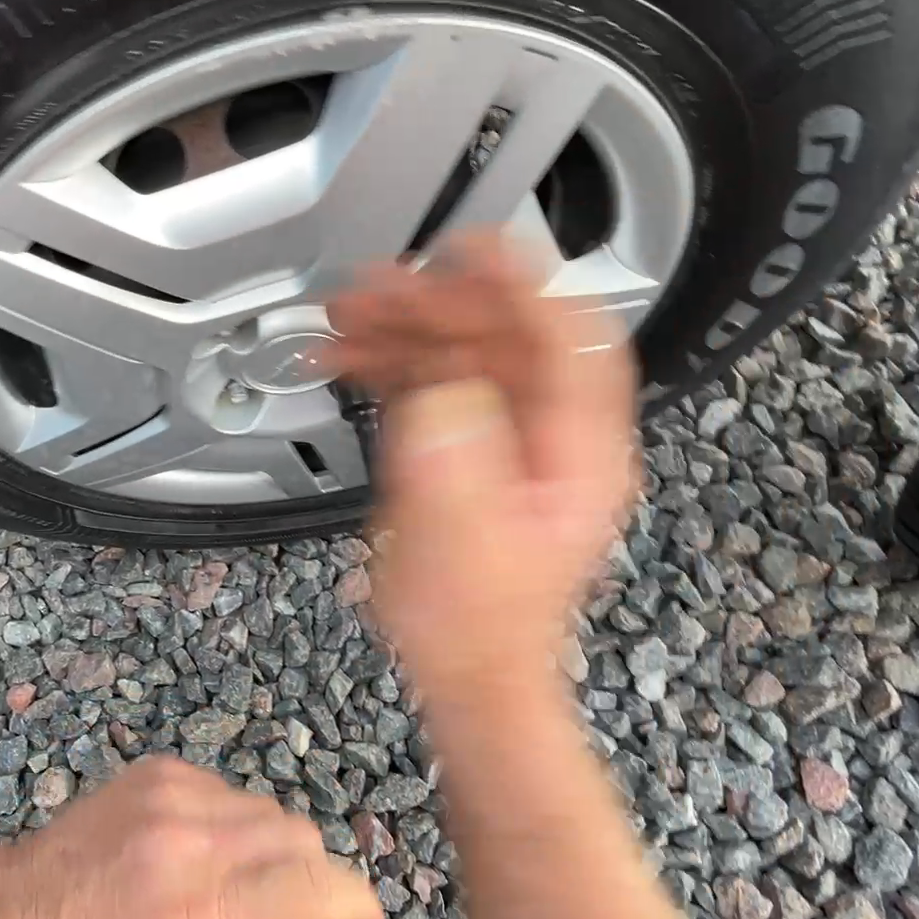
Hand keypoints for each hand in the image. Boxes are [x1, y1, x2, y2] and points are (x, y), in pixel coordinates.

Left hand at [0, 757, 384, 918]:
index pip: (323, 887)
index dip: (357, 906)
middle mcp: (191, 846)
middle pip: (304, 838)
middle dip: (311, 877)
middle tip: (285, 914)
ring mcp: (170, 797)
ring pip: (270, 809)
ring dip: (269, 848)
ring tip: (233, 886)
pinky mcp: (155, 770)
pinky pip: (228, 788)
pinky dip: (231, 821)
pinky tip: (198, 854)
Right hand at [330, 232, 638, 702]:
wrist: (467, 668)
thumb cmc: (478, 626)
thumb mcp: (466, 545)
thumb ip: (454, 458)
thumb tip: (440, 390)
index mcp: (574, 453)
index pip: (566, 338)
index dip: (520, 283)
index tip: (466, 250)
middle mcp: (546, 438)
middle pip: (500, 338)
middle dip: (433, 303)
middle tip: (372, 289)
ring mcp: (503, 443)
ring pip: (459, 355)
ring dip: (403, 329)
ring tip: (345, 317)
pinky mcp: (462, 452)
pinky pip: (430, 387)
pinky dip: (389, 366)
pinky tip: (350, 358)